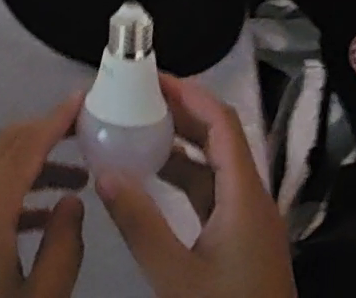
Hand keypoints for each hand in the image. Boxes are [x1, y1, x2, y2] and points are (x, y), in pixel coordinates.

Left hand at [0, 94, 89, 297]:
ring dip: (35, 161)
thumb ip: (64, 246)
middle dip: (46, 131)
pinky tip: (47, 213)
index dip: (57, 119)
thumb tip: (72, 202)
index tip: (85, 98)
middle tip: (87, 131)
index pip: (27, 145)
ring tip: (79, 177)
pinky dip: (18, 186)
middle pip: (7, 145)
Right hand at [97, 75, 296, 297]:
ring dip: (180, 144)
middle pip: (219, 138)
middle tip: (137, 97)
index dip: (189, 94)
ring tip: (137, 127)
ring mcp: (248, 220)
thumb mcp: (176, 278)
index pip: (221, 123)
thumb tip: (103, 171)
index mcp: (245, 195)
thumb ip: (140, 223)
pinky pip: (211, 191)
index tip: (151, 78)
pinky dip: (183, 176)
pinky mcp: (240, 240)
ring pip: (214, 165)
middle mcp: (251, 198)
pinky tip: (151, 177)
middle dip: (181, 112)